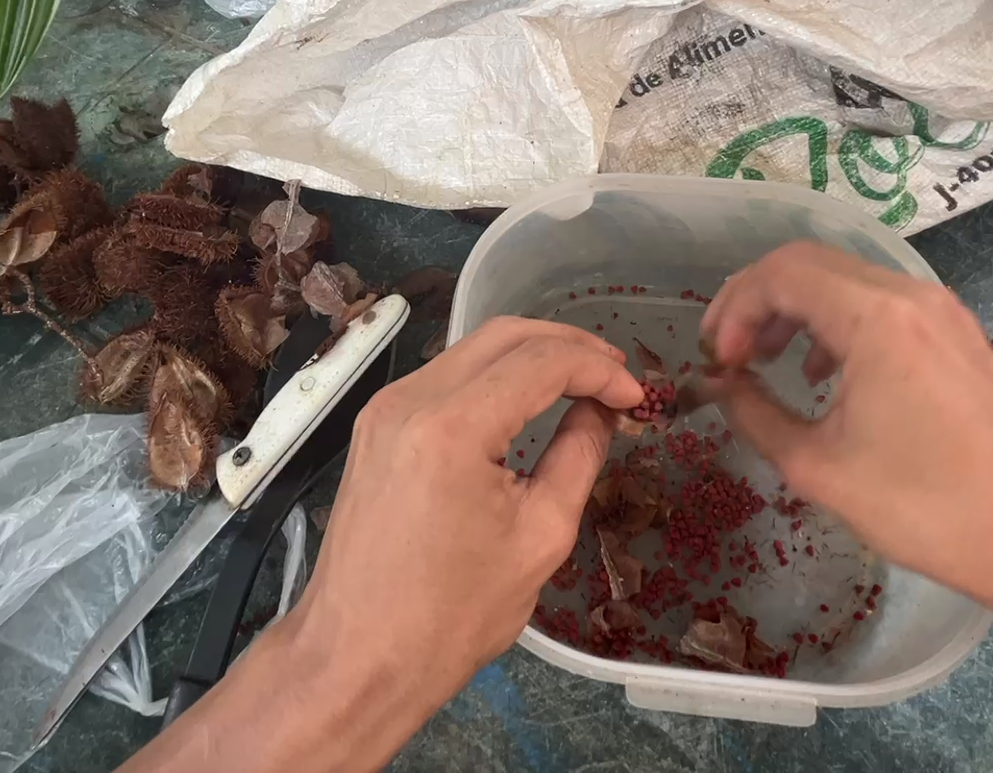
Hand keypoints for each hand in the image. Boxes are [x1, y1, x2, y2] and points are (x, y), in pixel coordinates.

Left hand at [125, 319, 641, 772]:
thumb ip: (578, 455)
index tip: (636, 394)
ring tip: (581, 380)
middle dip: (567, 345)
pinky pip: (447, 375)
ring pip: (473, 348)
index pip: (540, 362)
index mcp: (452, 427)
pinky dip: (494, 375)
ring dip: (531, 354)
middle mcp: (412, 397)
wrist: (355, 658)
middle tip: (614, 372)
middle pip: (503, 335)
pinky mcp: (377, 422)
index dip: (597, 369)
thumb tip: (602, 410)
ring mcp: (386, 405)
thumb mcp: (540, 535)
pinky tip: (526, 395)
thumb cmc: (453, 615)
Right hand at [696, 242, 992, 772]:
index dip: (733, 310)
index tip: (719, 362)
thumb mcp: (817, 467)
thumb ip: (752, 413)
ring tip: (762, 359)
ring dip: (790, 308)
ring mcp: (938, 309)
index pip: (778, 275)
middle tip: (726, 351)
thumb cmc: (928, 508)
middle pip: (805, 263)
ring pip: (840, 277)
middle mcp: (908, 294)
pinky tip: (820, 371)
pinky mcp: (954, 332)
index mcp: (875, 317)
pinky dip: (830, 320)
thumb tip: (719, 386)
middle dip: (753, 301)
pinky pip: (874, 301)